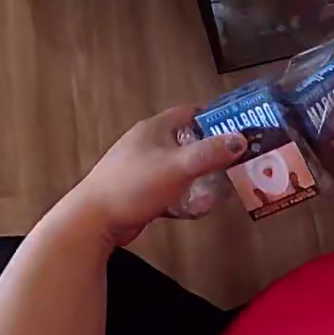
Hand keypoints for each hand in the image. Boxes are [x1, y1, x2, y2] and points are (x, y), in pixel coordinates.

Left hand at [56, 106, 244, 246]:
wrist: (92, 222)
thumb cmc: (134, 185)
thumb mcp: (178, 166)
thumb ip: (211, 153)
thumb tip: (241, 140)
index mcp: (155, 129)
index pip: (191, 112)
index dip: (216, 118)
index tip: (238, 128)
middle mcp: (149, 144)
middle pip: (190, 141)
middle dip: (213, 153)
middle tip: (235, 163)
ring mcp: (143, 168)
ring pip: (183, 167)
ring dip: (202, 178)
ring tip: (219, 190)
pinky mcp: (141, 191)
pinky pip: (173, 188)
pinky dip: (187, 196)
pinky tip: (196, 209)